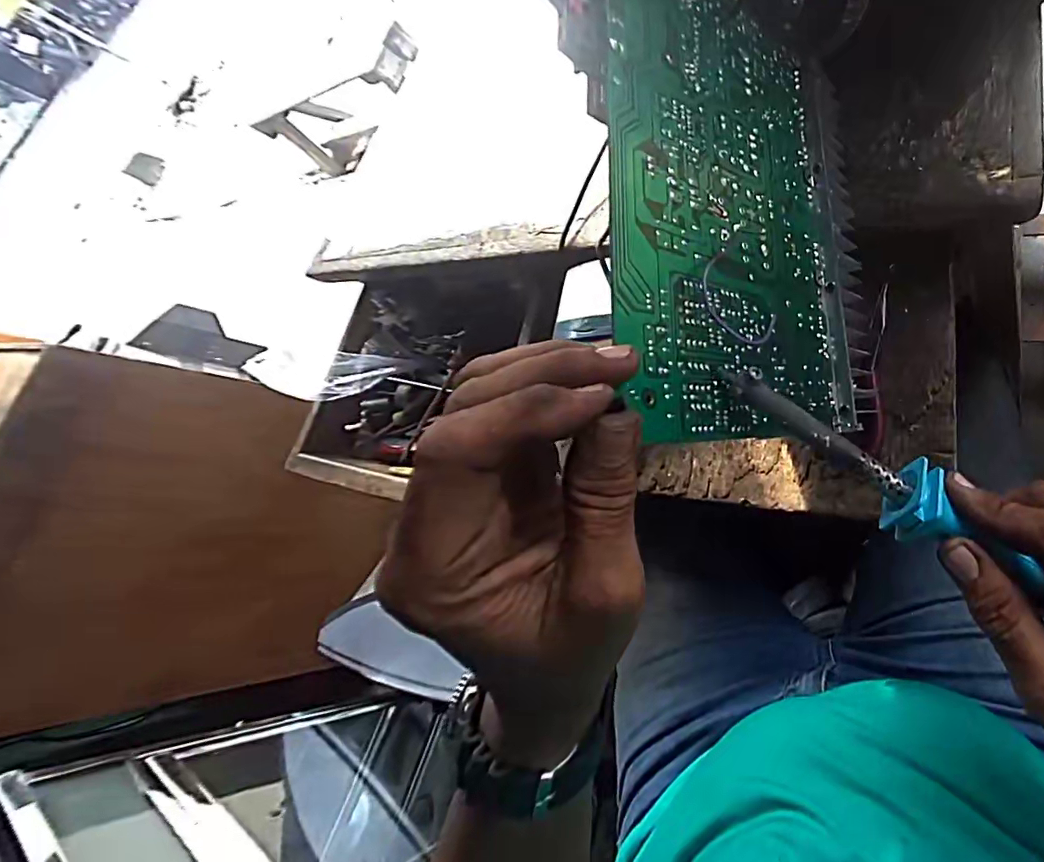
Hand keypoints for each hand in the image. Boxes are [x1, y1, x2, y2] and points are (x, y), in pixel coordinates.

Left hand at [376, 341, 642, 768]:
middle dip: (544, 374)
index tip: (603, 397)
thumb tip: (620, 409)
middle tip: (620, 360)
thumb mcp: (606, 588)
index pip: (452, 453)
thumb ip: (606, 497)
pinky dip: (553, 387)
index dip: (526, 410)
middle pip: (462, 411)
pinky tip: (594, 378)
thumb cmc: (571, 655)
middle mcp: (423, 518)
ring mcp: (450, 493)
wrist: (548, 683)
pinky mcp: (483, 479)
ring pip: (479, 399)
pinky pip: (507, 414)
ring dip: (548, 368)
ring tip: (613, 360)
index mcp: (432, 564)